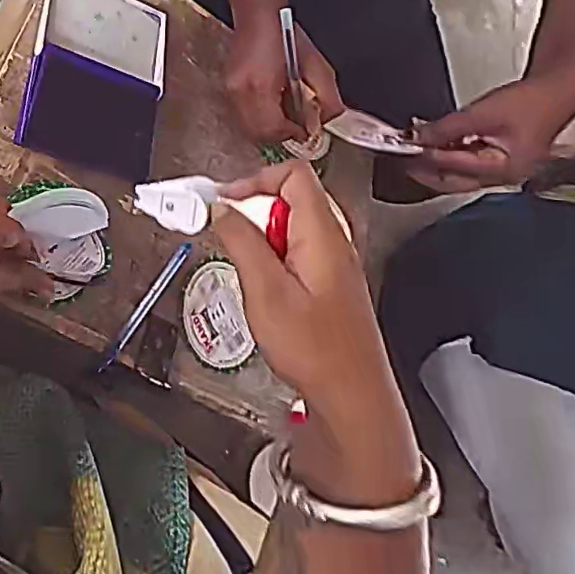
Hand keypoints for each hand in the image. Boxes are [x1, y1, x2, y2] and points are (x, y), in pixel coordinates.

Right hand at [210, 162, 387, 417]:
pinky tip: (266, 288)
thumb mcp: (266, 292)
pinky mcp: (328, 280)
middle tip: (231, 236)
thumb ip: (241, 241)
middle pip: (289, 197)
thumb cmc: (318, 352)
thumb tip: (222, 208)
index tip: (225, 200)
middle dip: (253, 212)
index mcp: (322, 234)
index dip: (255, 179)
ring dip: (261, 238)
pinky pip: (295, 249)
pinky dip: (272, 258)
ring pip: (289, 225)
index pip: (292, 175)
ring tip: (251, 272)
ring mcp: (333, 260)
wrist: (353, 398)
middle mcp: (333, 241)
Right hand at [224, 14, 345, 142]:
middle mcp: (241, 91)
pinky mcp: (228, 87)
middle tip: (297, 127)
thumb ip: (327, 100)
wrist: (259, 15)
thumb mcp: (317, 67)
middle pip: (257, 133)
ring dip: (268, 127)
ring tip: (285, 114)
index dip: (292, 135)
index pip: (273, 129)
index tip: (305, 131)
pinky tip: (272, 104)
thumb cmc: (285, 34)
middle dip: (279, 135)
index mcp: (261, 86)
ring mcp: (231, 90)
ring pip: (248, 127)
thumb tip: (325, 124)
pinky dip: (258, 117)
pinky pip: (242, 114)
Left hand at [405, 77, 573, 193]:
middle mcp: (502, 176)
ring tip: (412, 145)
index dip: (425, 156)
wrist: (555, 90)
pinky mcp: (494, 159)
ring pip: (454, 172)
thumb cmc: (532, 103)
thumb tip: (416, 137)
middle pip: (451, 181)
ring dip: (432, 160)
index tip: (404, 146)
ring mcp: (498, 169)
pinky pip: (463, 161)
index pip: (453, 168)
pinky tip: (431, 139)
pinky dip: (445, 151)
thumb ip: (445, 128)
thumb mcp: (480, 114)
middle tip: (401, 155)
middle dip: (423, 169)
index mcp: (503, 170)